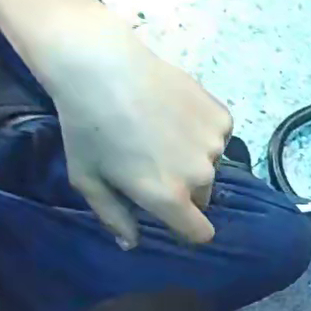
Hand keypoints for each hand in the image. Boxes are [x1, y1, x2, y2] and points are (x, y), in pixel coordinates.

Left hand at [22, 6, 233, 247]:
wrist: (104, 66)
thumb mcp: (88, 179)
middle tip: (155, 161)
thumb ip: (114, 217)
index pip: (200, 233)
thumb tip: (133, 243)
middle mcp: (200, 175)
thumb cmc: (87, 127)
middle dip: (185, 187)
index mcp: (168, 196)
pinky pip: (218, 135)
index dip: (188, 229)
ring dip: (193, 156)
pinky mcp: (223, 118)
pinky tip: (177, 112)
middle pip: (202, 195)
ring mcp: (216, 145)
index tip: (175, 216)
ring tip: (164, 130)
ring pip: (210, 163)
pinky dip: (202, 131)